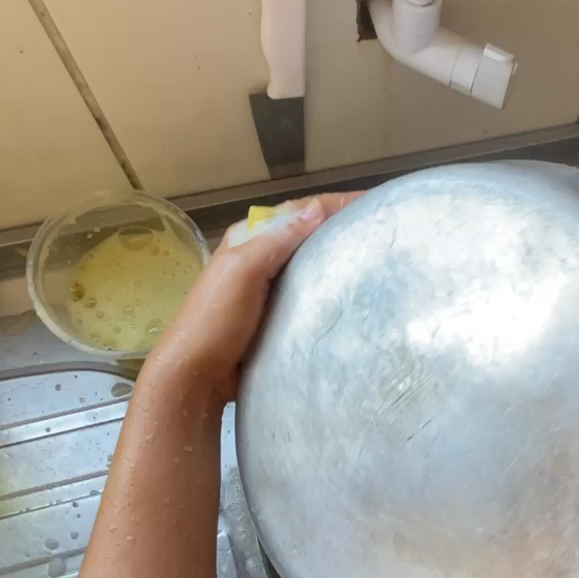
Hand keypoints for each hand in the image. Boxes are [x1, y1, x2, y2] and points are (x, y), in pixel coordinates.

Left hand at [145, 192, 361, 404]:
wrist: (197, 374)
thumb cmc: (216, 320)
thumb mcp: (243, 272)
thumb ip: (276, 240)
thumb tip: (318, 209)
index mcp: (250, 238)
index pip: (299, 211)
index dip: (336, 204)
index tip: (374, 204)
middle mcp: (262, 258)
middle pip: (308, 235)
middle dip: (342, 229)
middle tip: (381, 234)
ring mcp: (270, 289)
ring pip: (310, 265)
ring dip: (339, 260)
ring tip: (375, 263)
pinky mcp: (278, 316)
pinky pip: (310, 295)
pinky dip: (331, 291)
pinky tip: (352, 298)